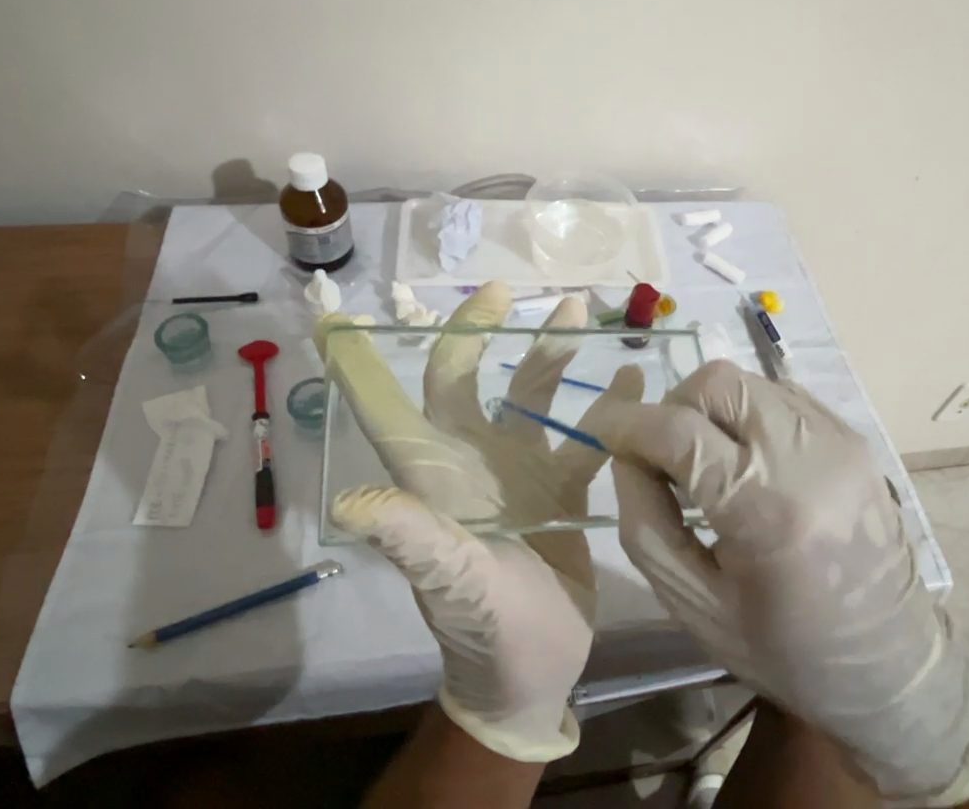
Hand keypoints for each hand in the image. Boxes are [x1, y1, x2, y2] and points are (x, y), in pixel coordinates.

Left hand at [318, 282, 641, 762]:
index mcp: (433, 475)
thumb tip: (350, 499)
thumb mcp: (452, 584)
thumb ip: (414, 538)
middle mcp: (470, 461)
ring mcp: (518, 472)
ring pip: (529, 395)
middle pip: (464, 379)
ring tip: (577, 310)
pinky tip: (629, 378)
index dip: (360, 363)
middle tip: (504, 292)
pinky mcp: (560, 490)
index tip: (339, 315)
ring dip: (549, 353)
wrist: (533, 676)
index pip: (390, 404)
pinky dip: (604, 406)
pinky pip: (582, 436)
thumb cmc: (484, 634)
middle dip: (478, 331)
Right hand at [591, 361, 968, 806]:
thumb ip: (646, 522)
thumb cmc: (784, 650)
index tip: (606, 434)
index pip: (677, 430)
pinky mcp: (854, 438)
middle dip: (673, 405)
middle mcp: (807, 457)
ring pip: (749, 381)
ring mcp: (838, 440)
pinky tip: (746, 458)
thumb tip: (627, 456)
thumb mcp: (694, 605)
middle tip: (662, 452)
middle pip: (716, 383)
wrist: (891, 665)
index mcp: (765, 510)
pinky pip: (782, 395)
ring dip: (711, 407)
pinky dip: (748, 413)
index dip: (628, 425)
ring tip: (705, 458)